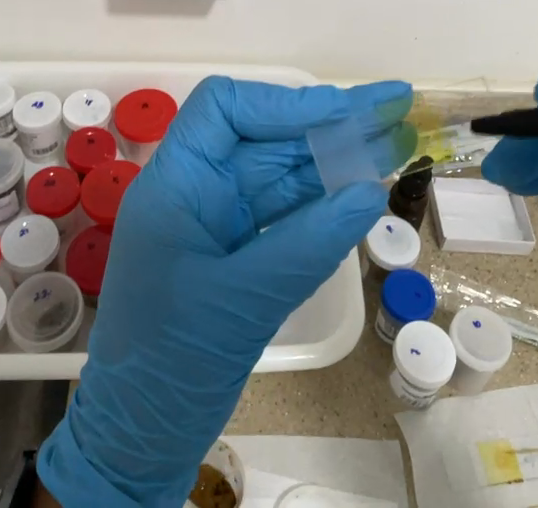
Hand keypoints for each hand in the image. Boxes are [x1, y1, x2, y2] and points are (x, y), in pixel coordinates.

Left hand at [38, 77, 409, 506]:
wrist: (141, 435)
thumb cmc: (173, 361)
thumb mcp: (243, 299)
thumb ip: (309, 242)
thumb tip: (370, 192)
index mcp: (177, 184)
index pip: (225, 109)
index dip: (284, 102)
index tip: (343, 110)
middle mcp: (197, 191)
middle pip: (264, 137)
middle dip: (328, 122)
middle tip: (394, 106)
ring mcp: (218, 223)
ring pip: (280, 174)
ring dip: (335, 158)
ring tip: (395, 141)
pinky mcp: (237, 255)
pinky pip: (284, 213)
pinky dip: (323, 201)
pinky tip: (364, 190)